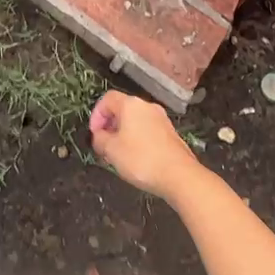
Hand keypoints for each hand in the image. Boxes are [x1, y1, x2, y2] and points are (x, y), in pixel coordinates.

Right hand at [89, 90, 204, 201]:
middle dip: (110, 125)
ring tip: (119, 154)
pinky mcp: (171, 134)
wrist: (179, 176)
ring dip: (124, 133)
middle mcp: (147, 106)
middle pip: (122, 109)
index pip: (107, 99)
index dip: (96, 114)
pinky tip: (138, 159)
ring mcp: (162, 119)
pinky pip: (148, 131)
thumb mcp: (111, 150)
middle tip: (104, 145)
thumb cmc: (141, 159)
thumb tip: (99, 136)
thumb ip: (100, 139)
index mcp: (131, 104)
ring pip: (136, 121)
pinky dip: (138, 140)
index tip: (94, 133)